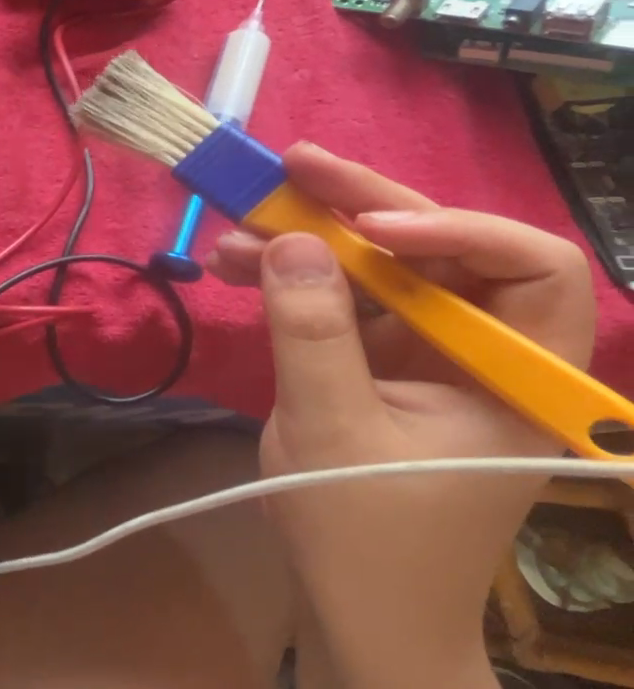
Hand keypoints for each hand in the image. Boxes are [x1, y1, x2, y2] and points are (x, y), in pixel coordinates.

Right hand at [208, 143, 594, 687]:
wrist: (354, 601)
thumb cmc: (363, 527)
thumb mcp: (332, 426)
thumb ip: (313, 331)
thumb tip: (292, 241)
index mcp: (517, 375)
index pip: (529, 270)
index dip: (458, 232)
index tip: (372, 228)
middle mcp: (481, 351)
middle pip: (439, 252)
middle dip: (365, 207)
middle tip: (293, 165)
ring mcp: (423, 354)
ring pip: (379, 269)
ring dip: (310, 239)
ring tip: (239, 220)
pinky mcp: (372, 360)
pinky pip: (336, 298)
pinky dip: (287, 275)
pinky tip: (236, 262)